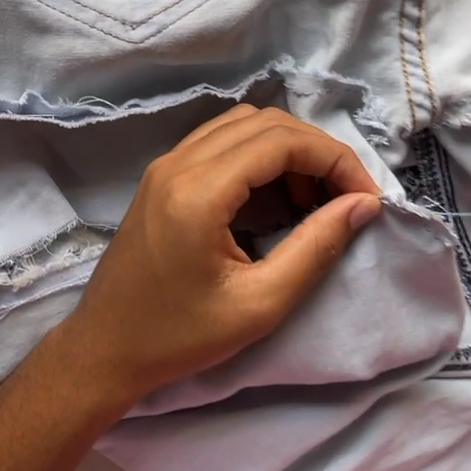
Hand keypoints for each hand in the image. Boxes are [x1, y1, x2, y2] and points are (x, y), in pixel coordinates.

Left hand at [45, 104, 382, 413]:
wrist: (104, 348)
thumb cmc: (178, 336)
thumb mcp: (258, 304)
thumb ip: (314, 248)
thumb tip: (361, 205)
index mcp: (197, 191)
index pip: (281, 140)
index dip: (334, 160)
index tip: (365, 198)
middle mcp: (177, 164)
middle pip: (264, 122)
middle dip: (315, 152)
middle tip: (345, 198)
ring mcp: (164, 167)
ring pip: (241, 125)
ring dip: (287, 151)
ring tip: (314, 201)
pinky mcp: (161, 178)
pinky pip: (219, 143)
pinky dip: (257, 157)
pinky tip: (276, 199)